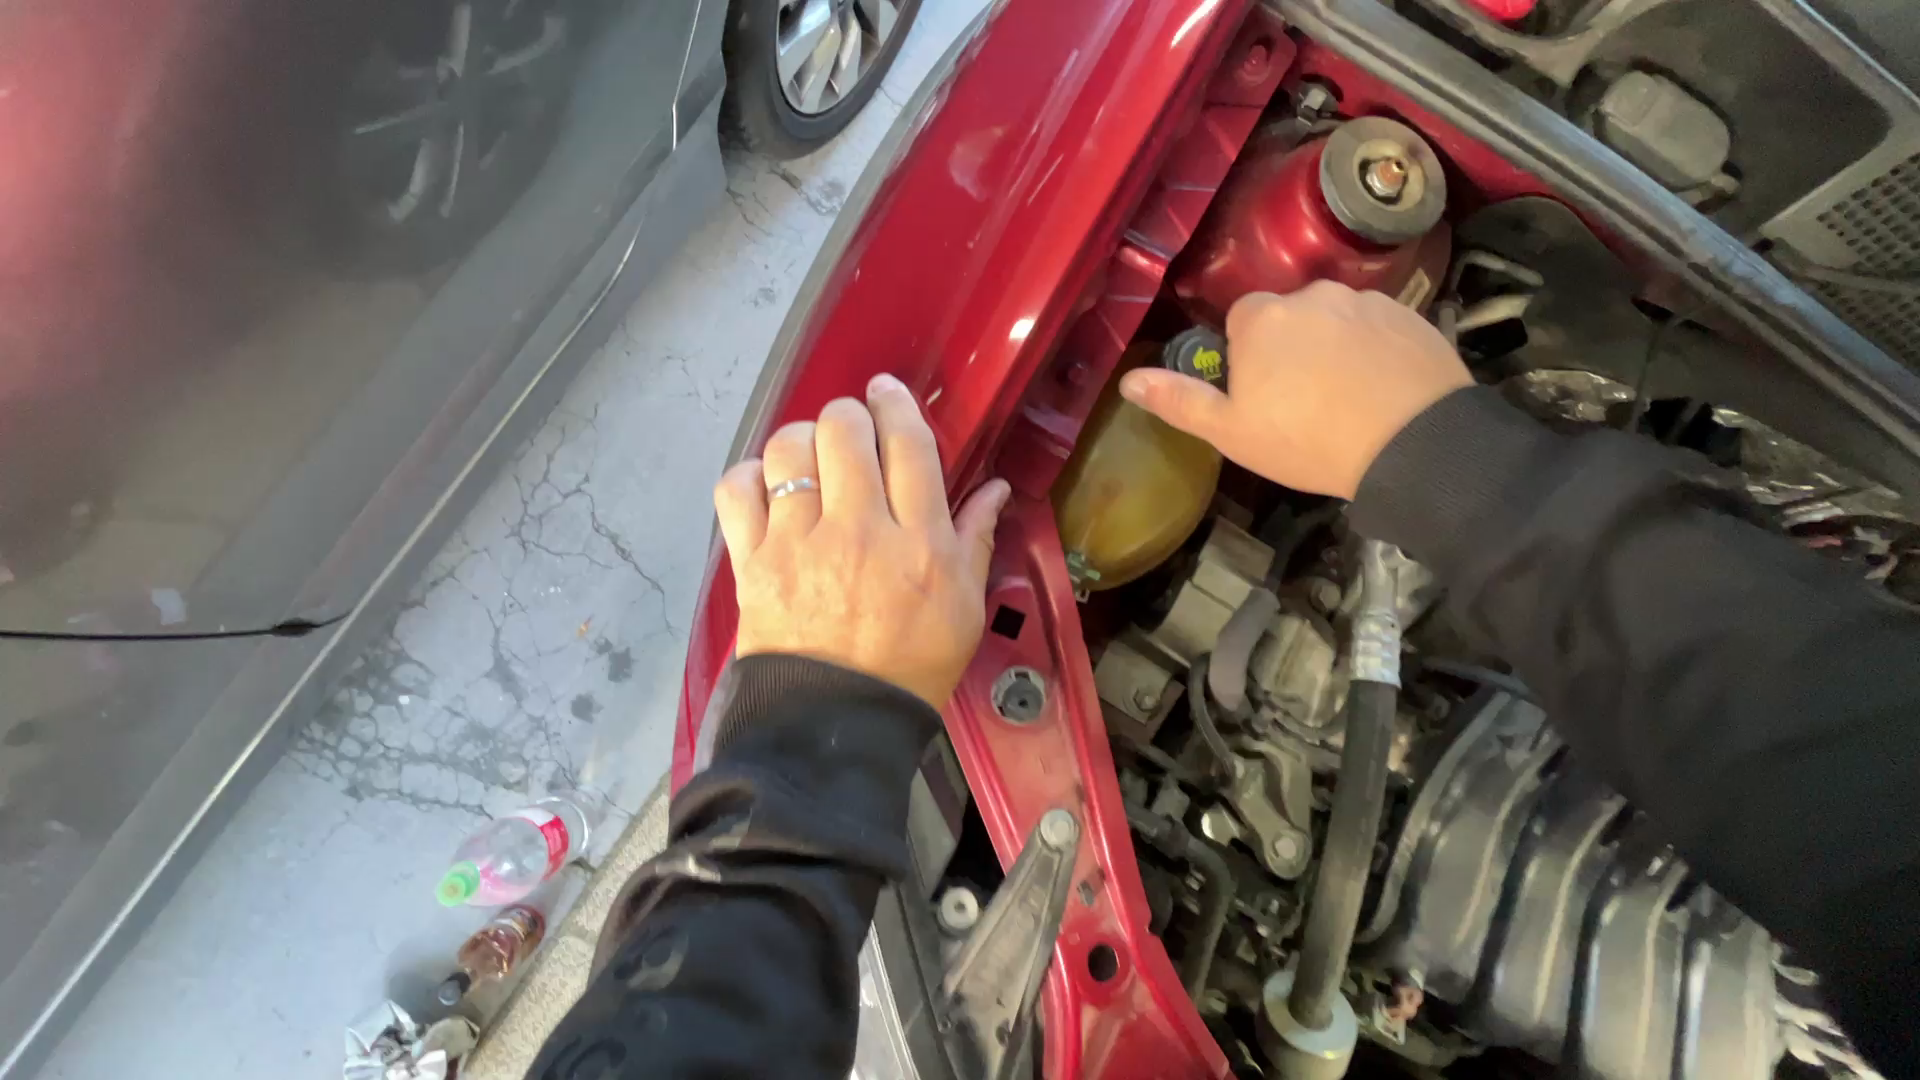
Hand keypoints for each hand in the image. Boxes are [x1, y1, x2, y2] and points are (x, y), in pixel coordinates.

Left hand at [714, 373, 1011, 707]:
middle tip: (851, 433)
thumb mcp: (965, 606)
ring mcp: (799, 543)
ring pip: (790, 448)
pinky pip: (737, 489)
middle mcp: (859, 529)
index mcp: (919, 540)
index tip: (886, 390)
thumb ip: (977, 539)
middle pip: (844, 429)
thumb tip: (996, 487)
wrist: (839, 721)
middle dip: (848, 416)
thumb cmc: (912, 663)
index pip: (908, 442)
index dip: (896, 403)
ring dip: (802, 440)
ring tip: (810, 460)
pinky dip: (749, 476)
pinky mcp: (753, 562)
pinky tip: (768, 489)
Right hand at [1119, 282, 1471, 498]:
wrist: (1410, 444)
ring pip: (1333, 319)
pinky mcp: (1412, 315)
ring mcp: (1366, 301)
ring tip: (1343, 398)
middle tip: (1300, 401)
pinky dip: (1372, 349)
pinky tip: (1378, 389)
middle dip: (1288, 347)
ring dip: (1331, 346)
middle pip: (1288, 316)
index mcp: (1261, 318)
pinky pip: (1376, 326)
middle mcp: (1312, 294)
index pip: (1241, 319)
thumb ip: (1179, 400)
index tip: (1258, 393)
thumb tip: (1129, 379)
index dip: (1245, 355)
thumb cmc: (1305, 440)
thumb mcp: (1229, 431)